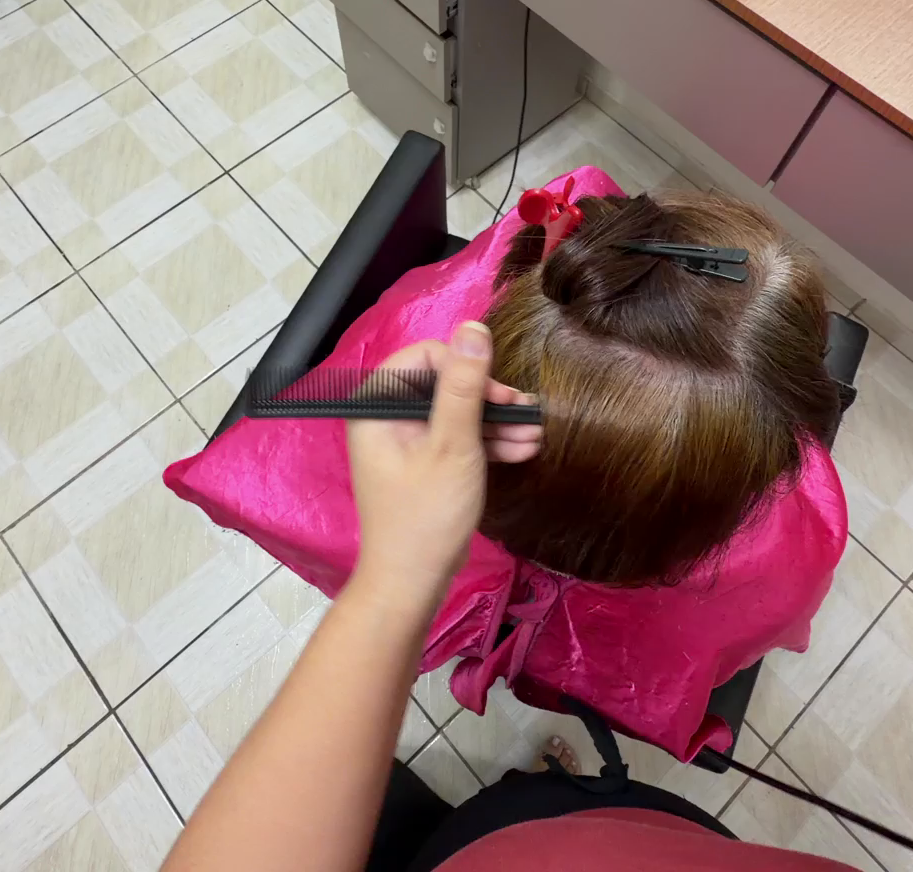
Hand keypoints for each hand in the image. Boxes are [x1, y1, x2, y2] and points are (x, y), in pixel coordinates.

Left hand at [344, 323, 540, 608]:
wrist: (412, 584)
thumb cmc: (427, 515)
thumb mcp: (453, 446)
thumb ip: (464, 386)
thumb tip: (473, 329)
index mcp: (378, 405)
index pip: (424, 357)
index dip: (466, 368)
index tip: (500, 395)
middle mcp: (386, 417)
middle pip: (443, 384)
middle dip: (488, 399)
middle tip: (526, 415)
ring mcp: (404, 440)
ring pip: (454, 413)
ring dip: (495, 422)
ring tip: (535, 435)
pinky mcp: (421, 462)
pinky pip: (454, 438)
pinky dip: (485, 443)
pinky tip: (522, 449)